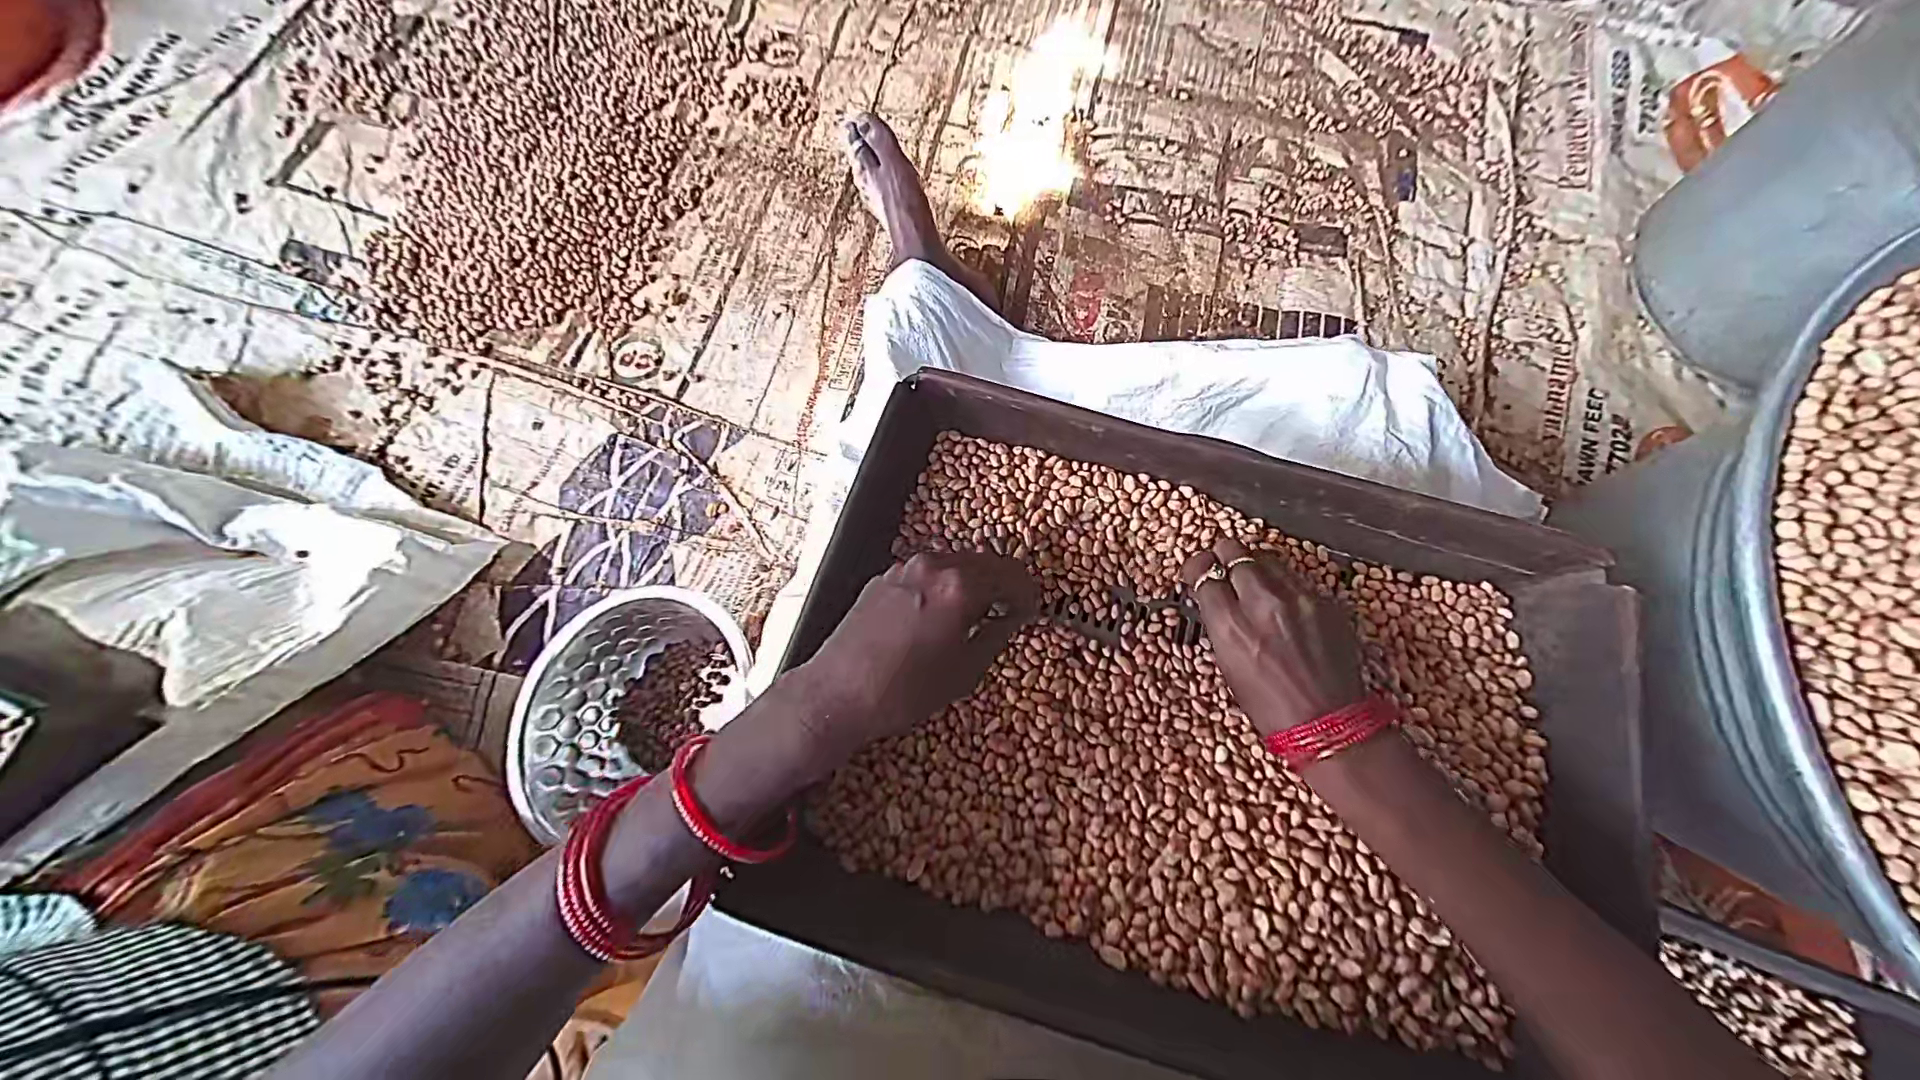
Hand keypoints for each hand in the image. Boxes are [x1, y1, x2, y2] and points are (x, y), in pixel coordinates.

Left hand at [796, 551, 1038, 755]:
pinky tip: (940, 613)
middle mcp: (933, 566)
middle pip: (985, 561)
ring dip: (973, 581)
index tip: (1031, 610)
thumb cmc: (904, 690)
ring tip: (977, 613)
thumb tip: (1011, 618)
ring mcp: (905, 568)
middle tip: (1010, 609)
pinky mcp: (884, 578)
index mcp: (959, 586)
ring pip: (954, 563)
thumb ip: (996, 635)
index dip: (1027, 594)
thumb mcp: (965, 671)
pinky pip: (926, 572)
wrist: (837, 693)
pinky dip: (943, 585)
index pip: (1011, 576)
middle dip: (1002, 583)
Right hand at [1180, 538, 1364, 736]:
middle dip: (1224, 554)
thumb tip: (1215, 597)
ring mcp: (1299, 600)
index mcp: (1231, 626)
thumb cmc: (1269, 704)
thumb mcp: (1227, 663)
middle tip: (1221, 560)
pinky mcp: (1325, 603)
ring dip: (1254, 565)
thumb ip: (1221, 623)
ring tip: (1251, 577)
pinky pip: (1296, 579)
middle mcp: (1263, 605)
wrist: (1328, 723)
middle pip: (1235, 553)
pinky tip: (1282, 602)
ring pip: (1267, 559)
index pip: (1205, 574)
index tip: (1198, 568)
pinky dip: (1283, 584)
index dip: (1198, 568)